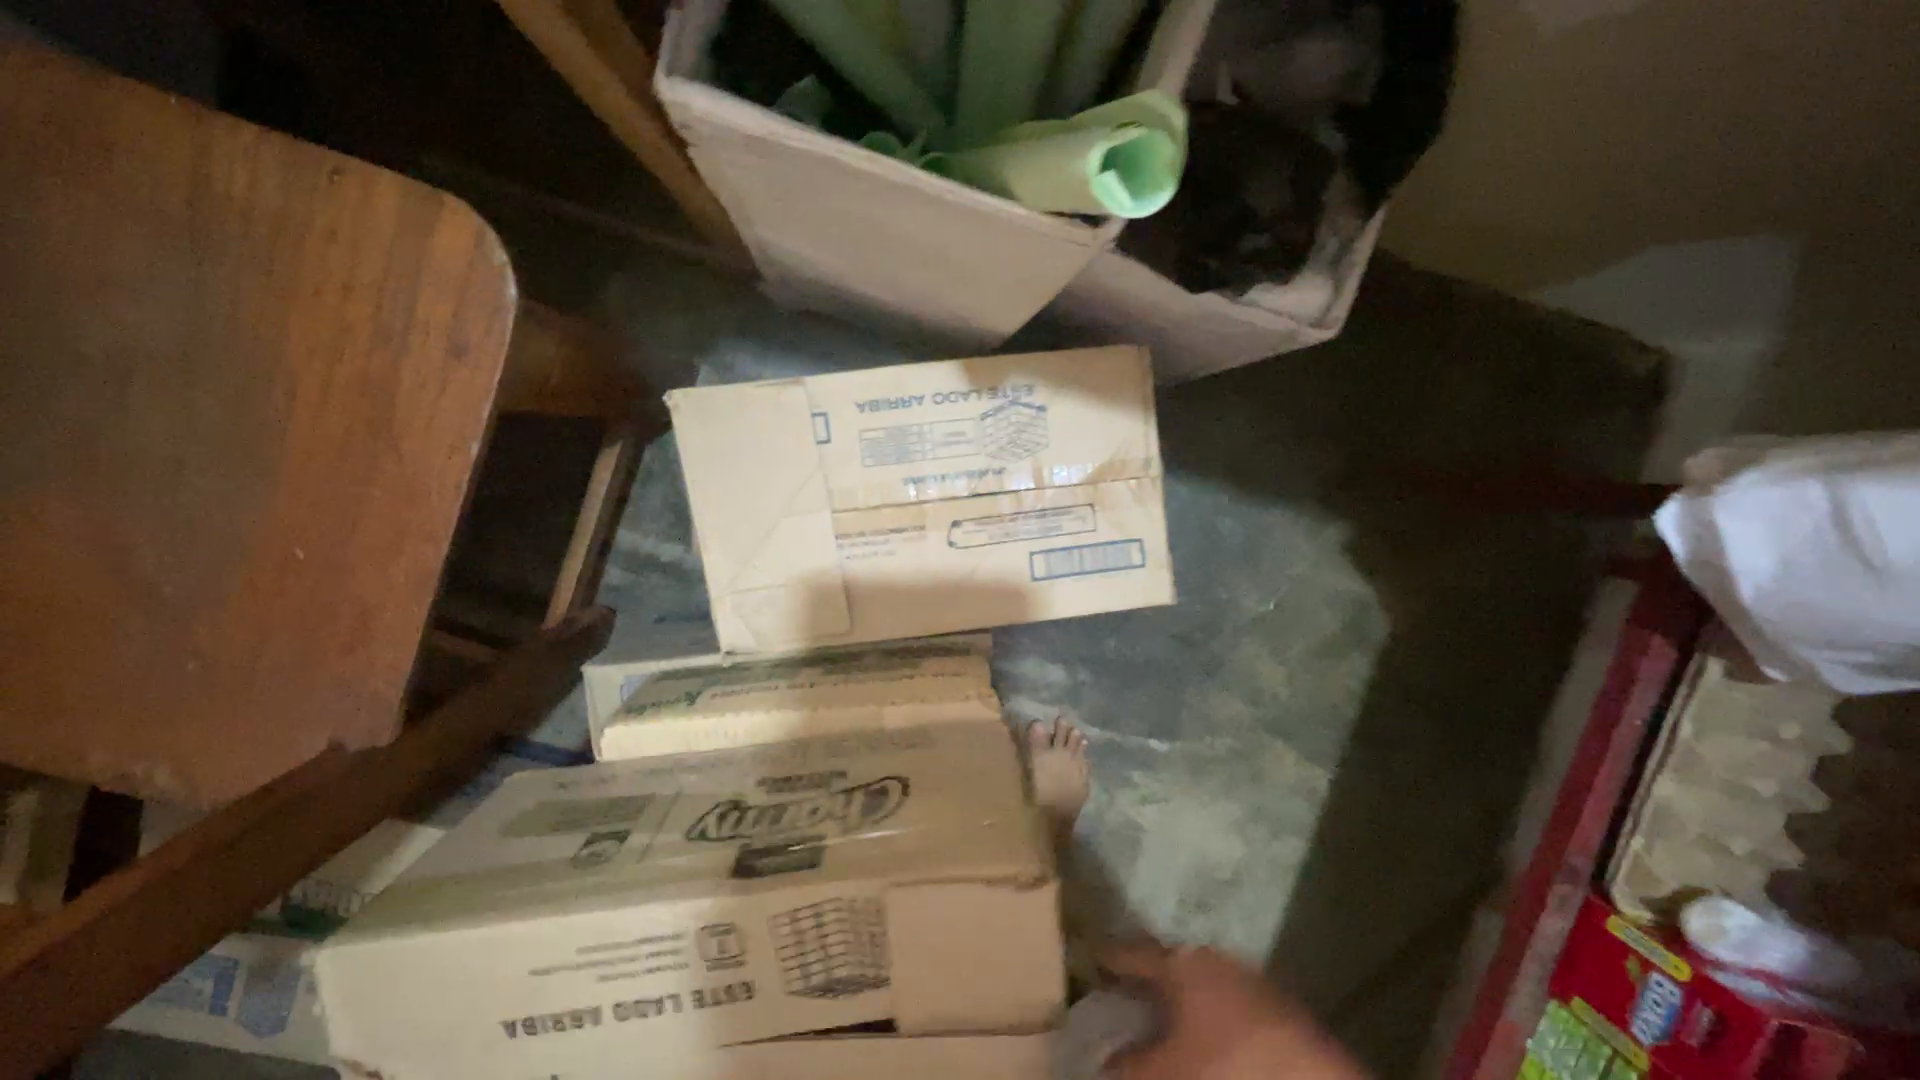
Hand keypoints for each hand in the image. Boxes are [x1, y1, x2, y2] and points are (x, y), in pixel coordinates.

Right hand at [1100, 942, 1367, 1079]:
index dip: (1107, 960)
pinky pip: (1229, 1008)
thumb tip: (1105, 1062)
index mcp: (1183, 963)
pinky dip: (1208, 1019)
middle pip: (1169, 968)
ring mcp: (1254, 984)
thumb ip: (1127, 1067)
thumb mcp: (1162, 1074)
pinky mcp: (1282, 1014)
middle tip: (1118, 997)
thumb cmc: (1226, 1070)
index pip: (1132, 954)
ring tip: (1158, 1025)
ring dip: (1179, 1005)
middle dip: (1145, 985)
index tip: (1087, 957)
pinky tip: (1202, 1042)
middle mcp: (1218, 962)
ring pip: (1202, 988)